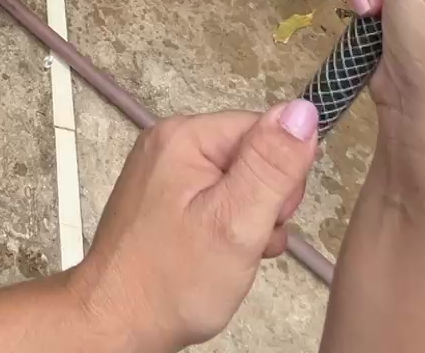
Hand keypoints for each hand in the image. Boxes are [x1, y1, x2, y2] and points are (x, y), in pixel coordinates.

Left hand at [68, 100, 319, 350]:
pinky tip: (218, 252)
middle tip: (245, 237)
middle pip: (252, 154)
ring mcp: (166, 167)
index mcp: (183, 135)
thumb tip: (302, 109)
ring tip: (229, 250)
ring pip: (240, 181)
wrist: (121, 315)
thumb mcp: (236, 221)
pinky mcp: (166, 193)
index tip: (267, 214)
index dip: (280, 176)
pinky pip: (219, 197)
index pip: (262, 128)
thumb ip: (271, 166)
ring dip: (250, 219)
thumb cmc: (172, 277)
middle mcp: (170, 141)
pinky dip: (230, 226)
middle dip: (264, 201)